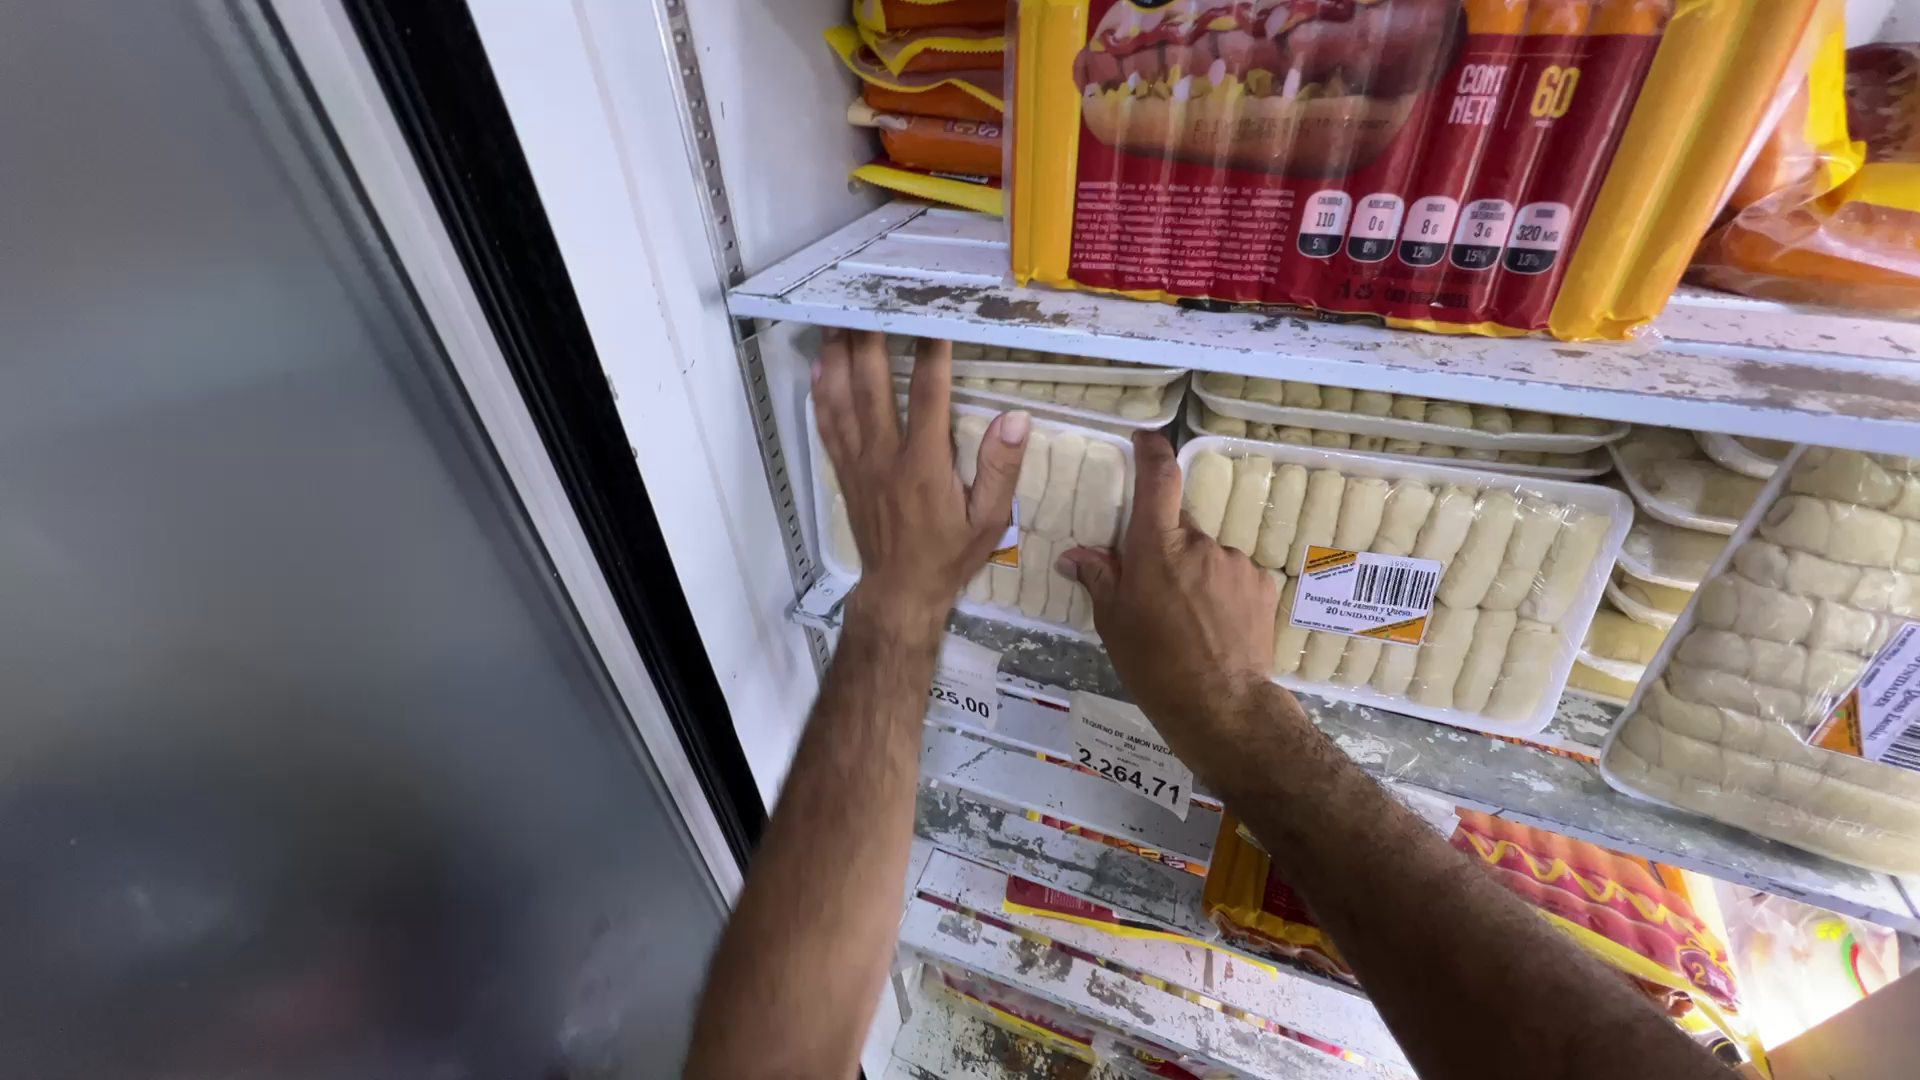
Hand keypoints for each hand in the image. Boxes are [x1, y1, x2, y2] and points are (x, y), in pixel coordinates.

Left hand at [814, 329, 1029, 636]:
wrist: (900, 590)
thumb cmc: (948, 555)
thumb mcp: (988, 520)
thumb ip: (1000, 469)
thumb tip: (1014, 419)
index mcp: (924, 464)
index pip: (929, 396)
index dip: (932, 354)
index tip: (934, 320)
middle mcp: (885, 456)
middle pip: (872, 386)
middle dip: (871, 340)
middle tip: (869, 300)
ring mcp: (858, 463)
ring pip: (842, 400)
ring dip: (839, 357)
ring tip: (838, 318)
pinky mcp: (844, 472)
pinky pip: (828, 426)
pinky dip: (822, 393)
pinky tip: (821, 367)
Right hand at [1058, 433, 1281, 744]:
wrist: (1222, 706)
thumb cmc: (1154, 664)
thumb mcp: (1113, 623)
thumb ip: (1099, 578)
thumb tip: (1075, 555)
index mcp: (1157, 547)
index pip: (1158, 479)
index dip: (1151, 451)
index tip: (1144, 439)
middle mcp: (1200, 543)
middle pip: (1178, 526)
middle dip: (1164, 546)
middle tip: (1152, 586)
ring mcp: (1236, 563)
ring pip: (1206, 553)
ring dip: (1193, 570)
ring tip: (1187, 616)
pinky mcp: (1262, 584)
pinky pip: (1232, 573)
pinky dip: (1220, 587)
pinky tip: (1215, 623)